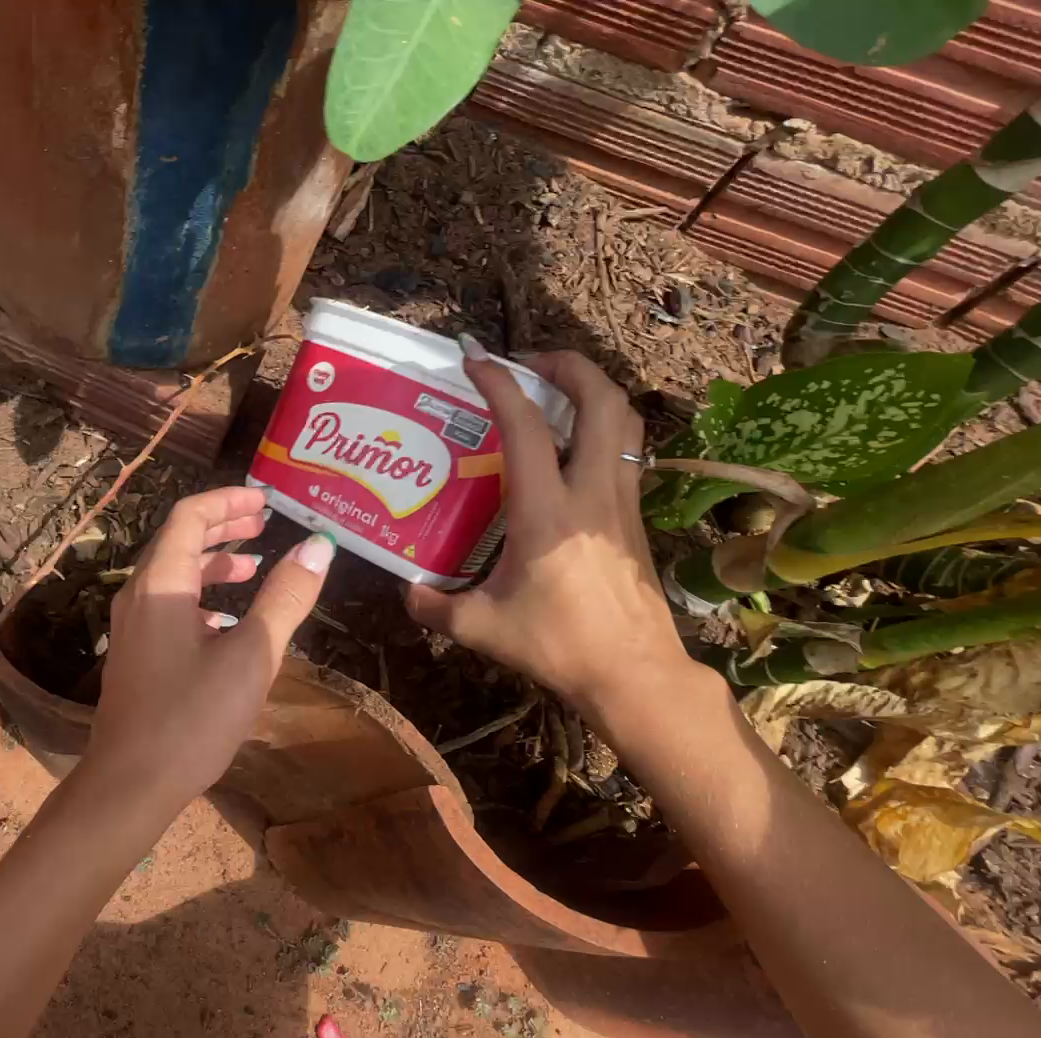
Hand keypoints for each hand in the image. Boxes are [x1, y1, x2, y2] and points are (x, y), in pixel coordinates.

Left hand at [87, 487, 333, 808]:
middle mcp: (138, 594)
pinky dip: (200, 597)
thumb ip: (284, 598)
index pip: (189, 517)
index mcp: (161, 583)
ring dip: (212, 563)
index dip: (227, 500)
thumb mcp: (252, 655)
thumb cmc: (193, 717)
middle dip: (221, 526)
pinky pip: (168, 605)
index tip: (266, 500)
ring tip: (254, 566)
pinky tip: (229, 620)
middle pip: (178, 539)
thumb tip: (318, 546)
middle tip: (264, 522)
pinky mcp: (134, 652)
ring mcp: (131, 625)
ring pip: (173, 574)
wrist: (131, 782)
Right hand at [405, 351, 694, 724]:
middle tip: (525, 363)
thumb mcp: (478, 626)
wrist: (632, 672)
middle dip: (566, 365)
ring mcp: (620, 501)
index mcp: (546, 511)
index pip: (527, 427)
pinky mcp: (634, 516)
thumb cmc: (554, 644)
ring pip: (622, 421)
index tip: (476, 361)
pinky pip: (625, 450)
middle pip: (600, 401)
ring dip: (591, 390)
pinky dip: (600, 426)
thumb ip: (432, 605)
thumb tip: (406, 588)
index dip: (500, 385)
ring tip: (552, 390)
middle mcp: (590, 493)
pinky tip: (568, 446)